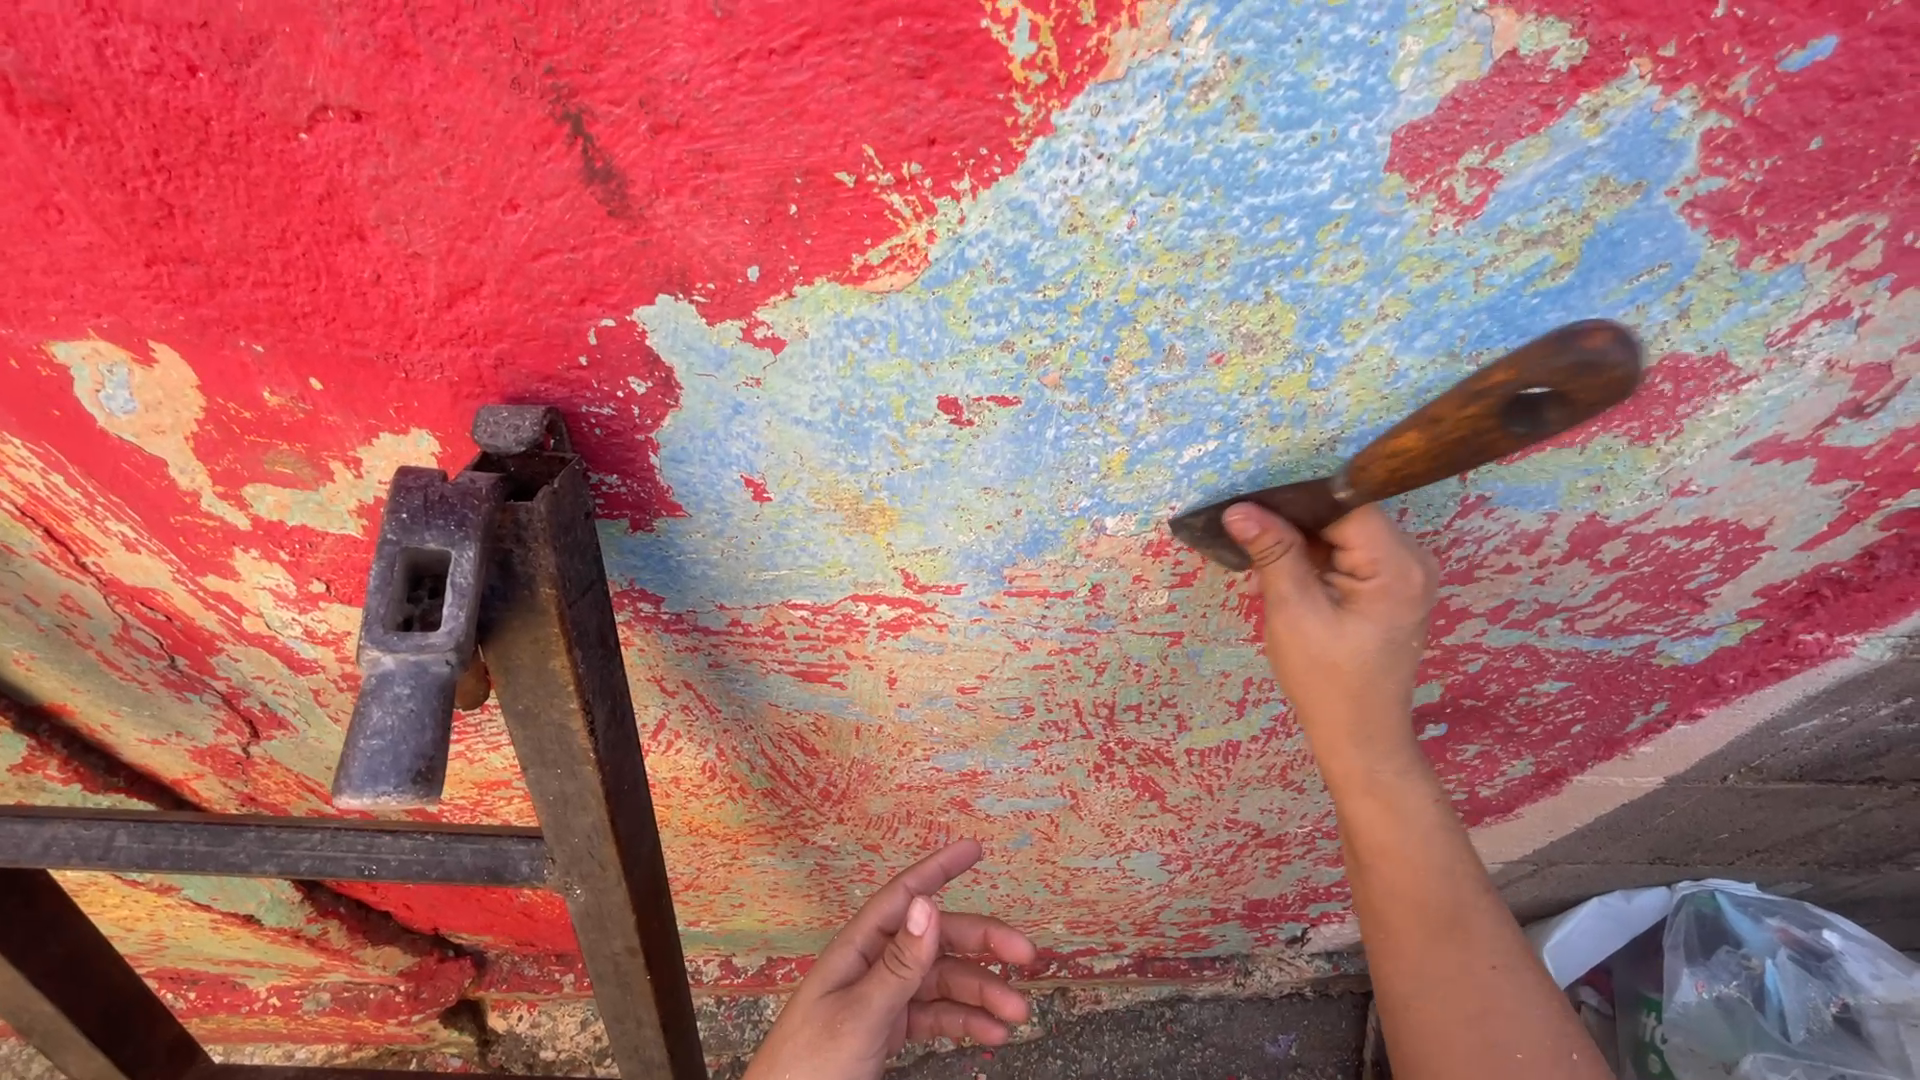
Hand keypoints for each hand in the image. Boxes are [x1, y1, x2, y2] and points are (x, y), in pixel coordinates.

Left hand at [743, 839, 1036, 1079]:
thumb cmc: (809, 1065)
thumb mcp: (859, 1015)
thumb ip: (898, 965)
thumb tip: (928, 904)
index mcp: (859, 948)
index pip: (906, 896)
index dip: (940, 869)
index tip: (975, 849)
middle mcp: (874, 965)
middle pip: (937, 941)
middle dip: (982, 945)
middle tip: (1027, 956)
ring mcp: (883, 998)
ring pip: (943, 981)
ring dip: (982, 993)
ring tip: (1017, 1013)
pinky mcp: (890, 1029)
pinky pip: (936, 1015)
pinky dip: (965, 1021)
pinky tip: (991, 1032)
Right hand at [1221, 502, 1437, 762]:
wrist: (1358, 736)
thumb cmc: (1326, 680)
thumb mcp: (1293, 612)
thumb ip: (1272, 553)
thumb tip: (1239, 508)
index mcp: (1398, 564)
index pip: (1344, 506)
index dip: (1294, 501)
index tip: (1248, 504)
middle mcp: (1412, 560)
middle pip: (1344, 517)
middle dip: (1292, 524)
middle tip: (1244, 533)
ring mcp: (1404, 573)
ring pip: (1341, 535)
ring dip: (1298, 544)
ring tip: (1256, 557)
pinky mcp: (1389, 587)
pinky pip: (1346, 555)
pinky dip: (1312, 561)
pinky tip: (1279, 575)